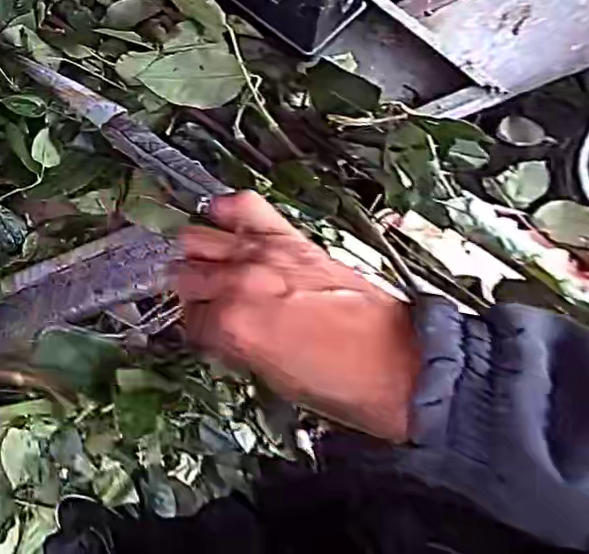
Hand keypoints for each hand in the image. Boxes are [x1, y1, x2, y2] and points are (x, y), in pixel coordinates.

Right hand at [176, 193, 419, 441]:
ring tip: (208, 264)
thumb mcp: (273, 379)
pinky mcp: (285, 238)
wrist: (405, 367)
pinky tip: (225, 224)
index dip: (194, 328)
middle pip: (183, 274)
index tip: (202, 331)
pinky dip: (226, 210)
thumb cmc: (349, 383)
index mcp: (233, 327)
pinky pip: (241, 205)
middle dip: (190, 291)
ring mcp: (259, 255)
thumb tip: (214, 330)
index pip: (187, 318)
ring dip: (198, 254)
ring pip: (195, 237)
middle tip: (202, 301)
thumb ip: (232, 344)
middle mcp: (239, 283)